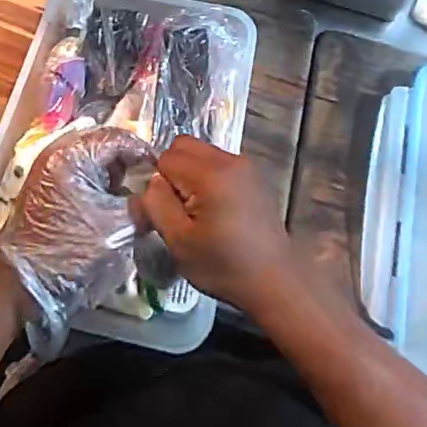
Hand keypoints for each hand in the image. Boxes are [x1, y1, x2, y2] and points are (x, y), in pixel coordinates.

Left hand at [0, 127, 155, 352]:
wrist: (21, 282)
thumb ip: (145, 204)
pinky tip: (109, 206)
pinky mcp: (45, 185)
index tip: (161, 173)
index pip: (118, 137)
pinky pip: (79, 173)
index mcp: (74, 154)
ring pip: (92, 160)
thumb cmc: (70, 249)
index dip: (143, 152)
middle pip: (104, 145)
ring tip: (130, 198)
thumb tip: (159, 195)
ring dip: (113, 174)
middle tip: (147, 184)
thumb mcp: (118, 228)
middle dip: (128, 163)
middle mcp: (58, 152)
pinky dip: (97, 184)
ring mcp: (48, 168)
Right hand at [135, 135, 302, 314]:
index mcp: (211, 174)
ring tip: (198, 211)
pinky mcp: (254, 175)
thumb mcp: (179, 241)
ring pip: (201, 152)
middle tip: (178, 208)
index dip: (158, 184)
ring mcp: (245, 165)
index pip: (166, 158)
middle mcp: (230, 160)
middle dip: (172, 172)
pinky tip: (217, 210)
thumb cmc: (224, 266)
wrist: (276, 281)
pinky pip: (219, 162)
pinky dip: (208, 178)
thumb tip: (150, 182)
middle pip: (183, 146)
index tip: (165, 214)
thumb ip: (156, 205)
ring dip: (190, 174)